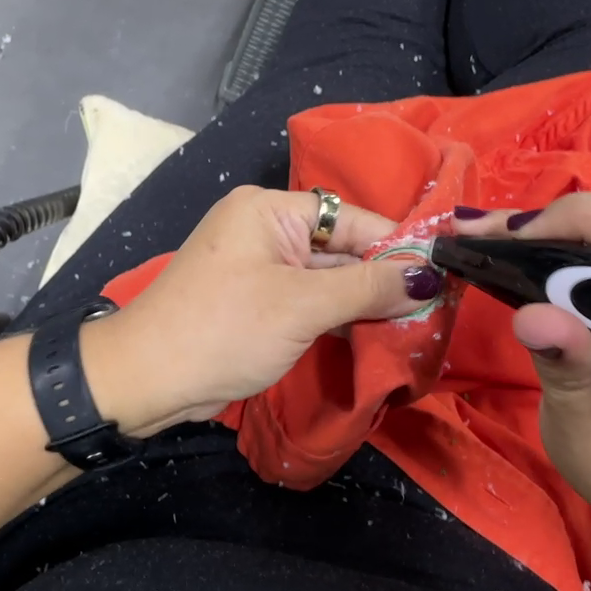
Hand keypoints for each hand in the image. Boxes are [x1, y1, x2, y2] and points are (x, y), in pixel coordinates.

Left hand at [84, 186, 439, 437]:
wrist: (147, 379)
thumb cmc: (224, 330)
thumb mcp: (302, 306)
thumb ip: (367, 288)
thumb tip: (428, 277)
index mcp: (270, 211)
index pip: (352, 219)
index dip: (398, 246)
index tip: (443, 277)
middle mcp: (265, 231)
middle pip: (342, 249)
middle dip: (384, 281)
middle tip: (436, 311)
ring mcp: (259, 270)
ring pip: (327, 280)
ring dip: (364, 305)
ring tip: (416, 329)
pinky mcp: (256, 304)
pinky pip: (308, 303)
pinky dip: (338, 320)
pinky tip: (376, 340)